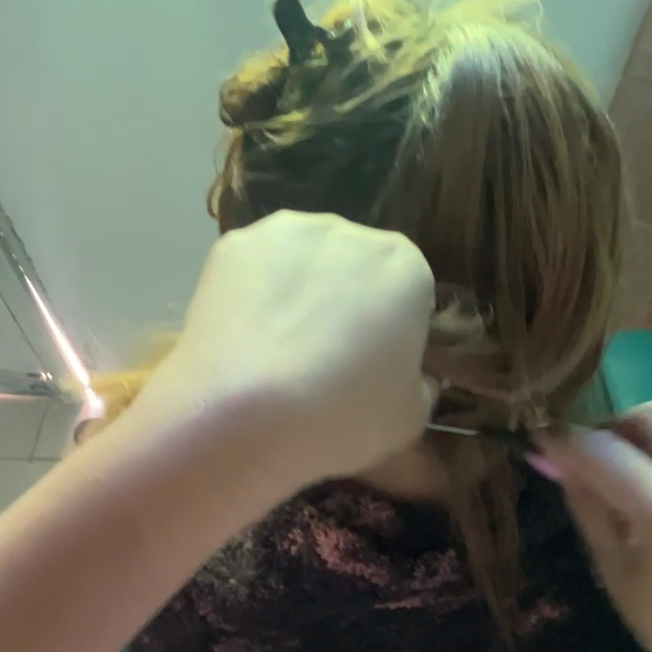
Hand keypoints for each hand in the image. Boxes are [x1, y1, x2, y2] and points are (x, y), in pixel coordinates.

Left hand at [136, 211, 437, 483]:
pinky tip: (241, 338)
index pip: (408, 293)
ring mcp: (285, 232)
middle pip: (353, 267)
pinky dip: (250, 295)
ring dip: (296, 292)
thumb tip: (414, 375)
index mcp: (405, 267)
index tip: (369, 367)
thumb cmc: (339, 419)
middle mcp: (349, 232)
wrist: (238, 416)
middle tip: (321, 361)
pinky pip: (253, 270)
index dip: (390, 332)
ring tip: (274, 350)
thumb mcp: (408, 420)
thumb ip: (421, 385)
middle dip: (343, 303)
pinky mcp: (231, 244)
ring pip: (300, 262)